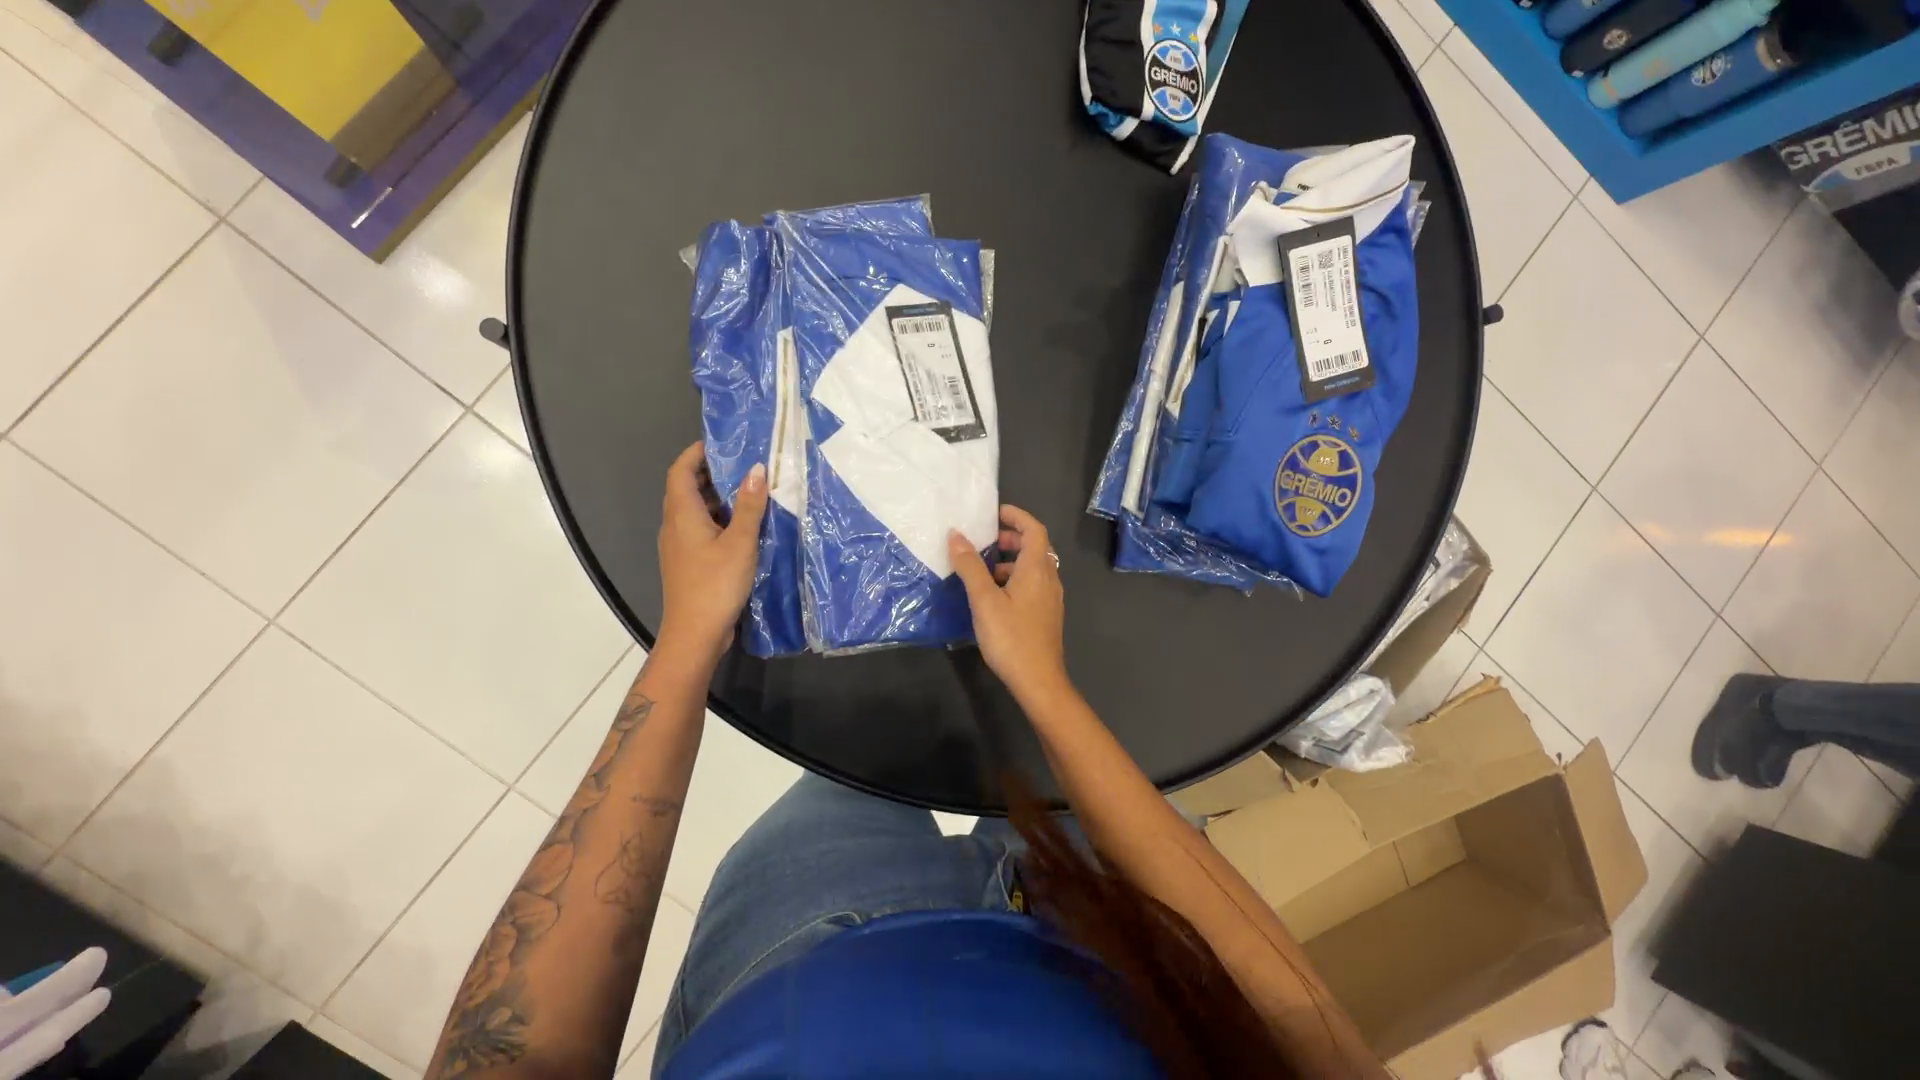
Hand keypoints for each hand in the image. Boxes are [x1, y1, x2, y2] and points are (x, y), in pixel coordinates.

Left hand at [657, 442, 767, 662]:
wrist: (695, 634)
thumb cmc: (715, 584)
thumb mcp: (740, 542)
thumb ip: (749, 505)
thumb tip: (757, 468)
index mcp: (682, 514)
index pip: (681, 470)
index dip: (696, 453)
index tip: (722, 442)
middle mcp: (674, 525)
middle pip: (686, 488)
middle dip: (712, 473)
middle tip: (744, 464)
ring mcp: (679, 546)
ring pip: (695, 511)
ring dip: (718, 498)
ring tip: (750, 491)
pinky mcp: (688, 563)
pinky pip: (700, 530)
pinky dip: (719, 520)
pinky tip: (744, 527)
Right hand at [949, 505, 1069, 706]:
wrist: (1038, 681)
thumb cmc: (1011, 637)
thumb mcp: (984, 600)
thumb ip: (970, 566)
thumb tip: (956, 535)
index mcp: (1037, 569)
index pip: (1034, 529)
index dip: (1017, 516)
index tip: (995, 513)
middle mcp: (1049, 578)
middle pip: (1036, 547)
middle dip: (1011, 539)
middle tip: (985, 542)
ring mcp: (1050, 599)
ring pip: (1033, 568)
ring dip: (1010, 562)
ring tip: (983, 571)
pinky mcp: (1046, 615)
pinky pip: (1032, 585)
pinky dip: (1014, 579)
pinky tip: (994, 597)